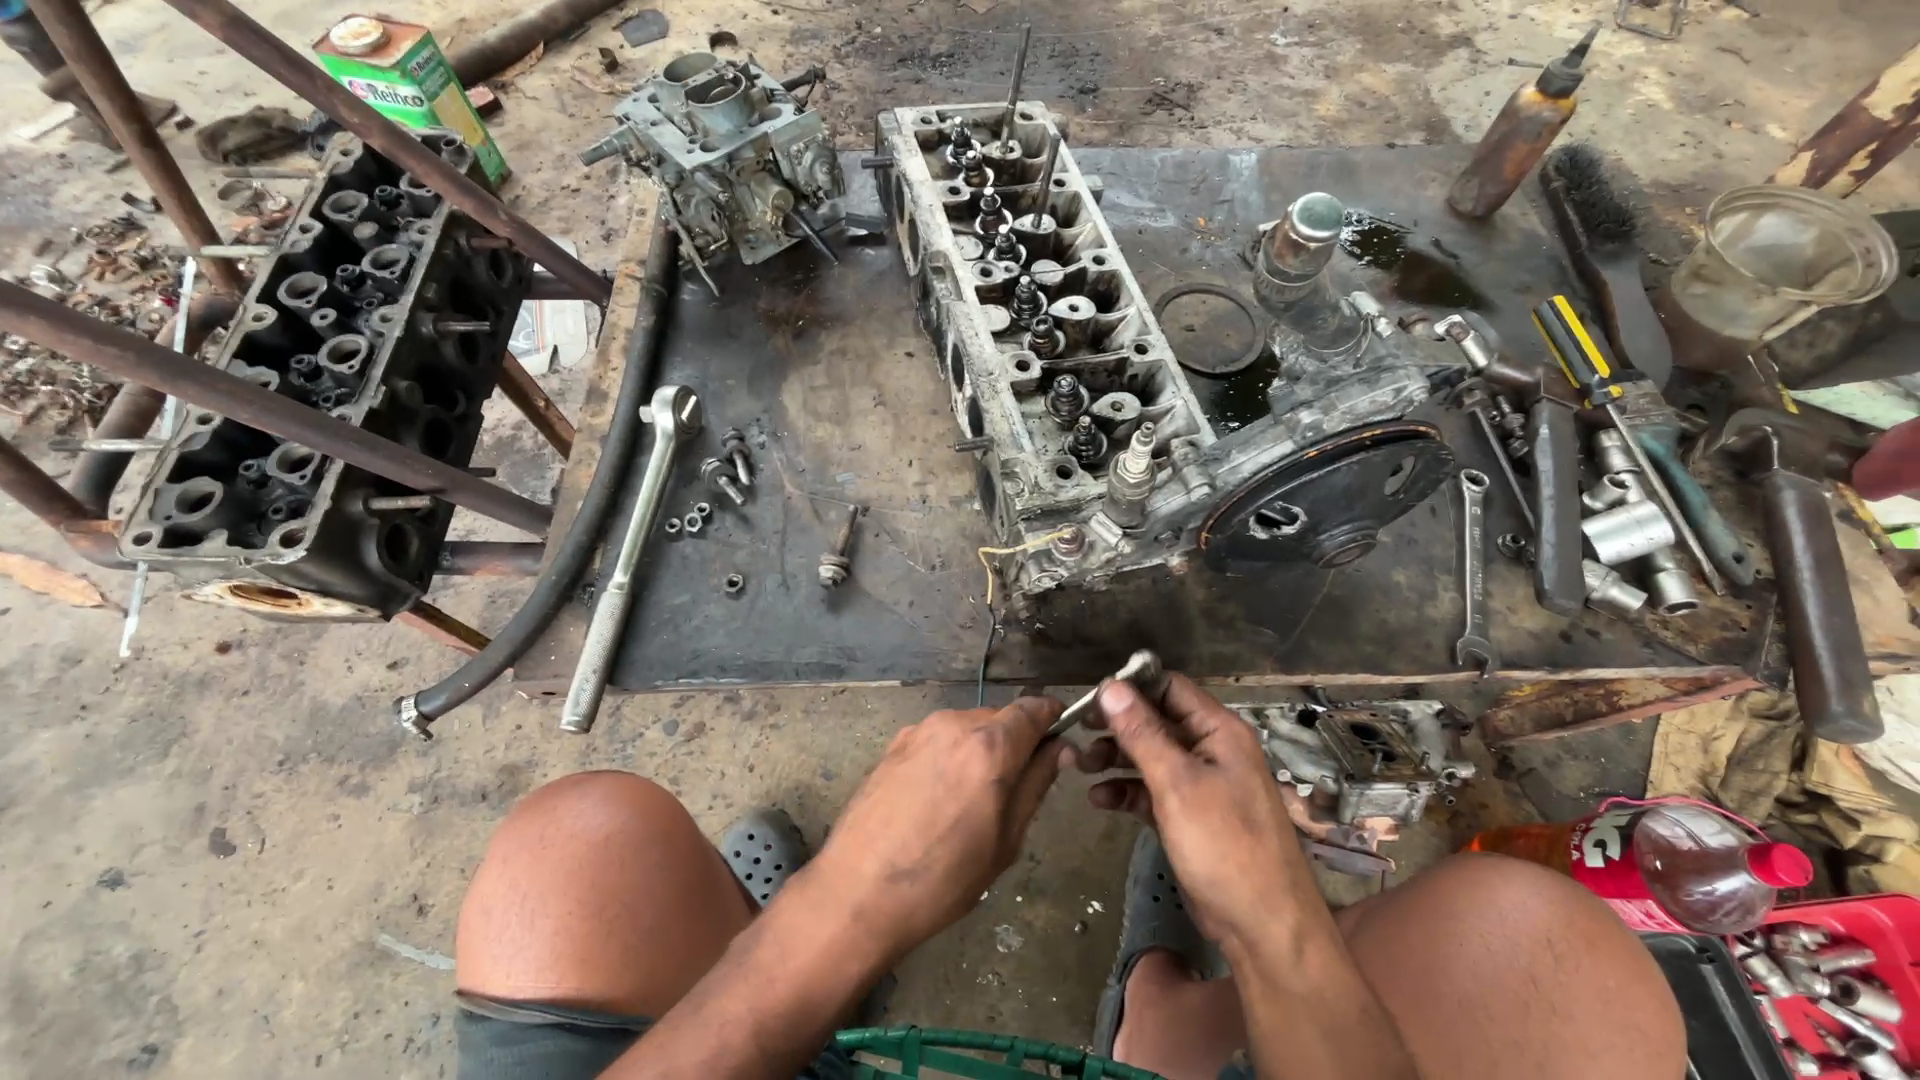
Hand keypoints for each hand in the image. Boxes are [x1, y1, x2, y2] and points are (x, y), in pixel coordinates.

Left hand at [806, 697, 1068, 960]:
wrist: (858, 893)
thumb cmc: (944, 879)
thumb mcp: (1006, 840)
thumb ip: (1035, 784)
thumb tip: (1060, 749)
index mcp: (990, 746)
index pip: (1033, 708)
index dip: (1052, 719)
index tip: (1059, 743)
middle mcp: (954, 725)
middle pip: (1000, 717)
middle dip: (1016, 741)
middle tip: (1016, 787)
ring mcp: (918, 732)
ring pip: (967, 727)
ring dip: (981, 749)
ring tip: (973, 800)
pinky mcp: (893, 746)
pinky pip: (938, 739)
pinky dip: (950, 756)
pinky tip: (939, 799)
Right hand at [1079, 675, 1303, 950]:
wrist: (1263, 924)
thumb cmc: (1225, 845)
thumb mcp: (1177, 783)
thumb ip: (1142, 733)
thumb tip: (1111, 687)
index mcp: (1220, 732)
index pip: (1171, 689)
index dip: (1133, 688)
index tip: (1092, 697)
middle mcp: (1212, 751)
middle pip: (1157, 722)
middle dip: (1118, 727)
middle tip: (1078, 732)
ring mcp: (1201, 786)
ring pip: (1151, 757)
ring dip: (1116, 759)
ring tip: (1081, 767)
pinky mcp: (1189, 817)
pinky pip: (1152, 792)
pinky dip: (1126, 792)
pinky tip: (1099, 801)